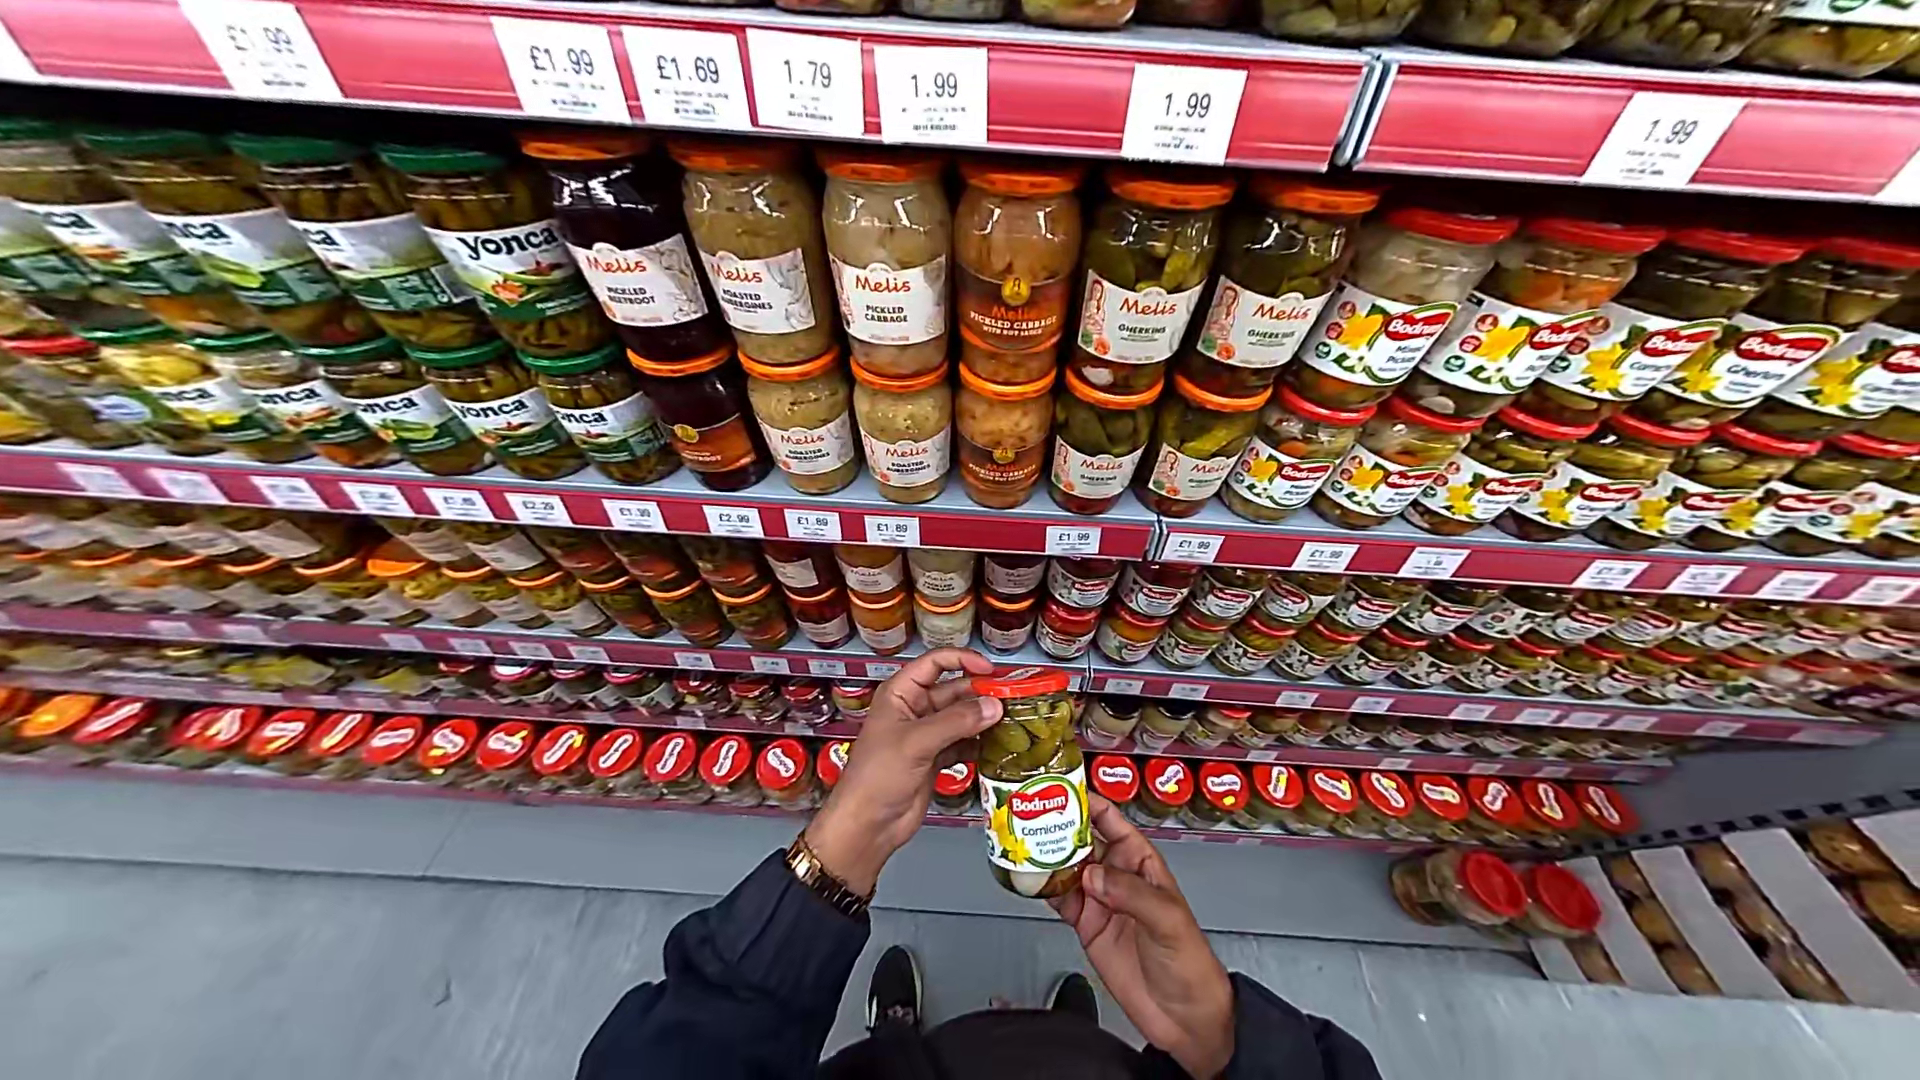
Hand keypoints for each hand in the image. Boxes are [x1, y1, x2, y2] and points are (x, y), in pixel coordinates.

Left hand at [804, 648, 1000, 895]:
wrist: (867, 825)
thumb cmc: (877, 775)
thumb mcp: (916, 742)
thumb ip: (957, 721)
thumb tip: (993, 705)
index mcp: (900, 693)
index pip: (935, 663)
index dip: (962, 660)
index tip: (989, 669)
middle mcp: (914, 709)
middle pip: (953, 690)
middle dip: (980, 693)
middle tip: (1011, 698)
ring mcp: (926, 734)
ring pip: (961, 717)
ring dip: (983, 718)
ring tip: (1012, 720)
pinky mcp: (935, 758)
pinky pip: (963, 742)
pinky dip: (979, 743)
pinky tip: (998, 745)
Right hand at [1049, 796, 1233, 1078]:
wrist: (1184, 1018)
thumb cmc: (1191, 961)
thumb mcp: (1168, 919)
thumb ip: (1131, 893)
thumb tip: (1093, 876)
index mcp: (1138, 858)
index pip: (1108, 817)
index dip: (1085, 800)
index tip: (1060, 788)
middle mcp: (1115, 871)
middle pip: (1079, 837)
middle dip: (1055, 823)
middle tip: (1029, 813)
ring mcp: (1098, 896)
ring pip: (1064, 864)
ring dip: (1044, 853)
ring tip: (1021, 841)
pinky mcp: (1084, 921)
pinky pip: (1058, 896)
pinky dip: (1041, 886)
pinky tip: (1029, 878)